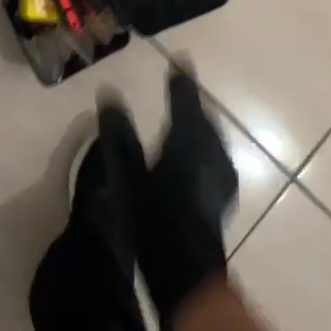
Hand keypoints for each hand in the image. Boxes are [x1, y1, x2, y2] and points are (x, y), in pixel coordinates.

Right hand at [136, 69, 237, 330]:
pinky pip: (214, 150)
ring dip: (199, 119)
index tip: (180, 59)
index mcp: (189, 141)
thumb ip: (119, 134)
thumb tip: (107, 95)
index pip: (186, 100)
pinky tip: (194, 146)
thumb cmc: (154, 220)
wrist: (187, 271)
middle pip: (203, 116)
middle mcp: (211, 151)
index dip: (181, 80)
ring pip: (212, 133)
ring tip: (187, 109)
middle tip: (181, 81)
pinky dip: (203, 138)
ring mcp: (222, 172)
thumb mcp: (127, 175)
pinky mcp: (223, 189)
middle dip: (192, 98)